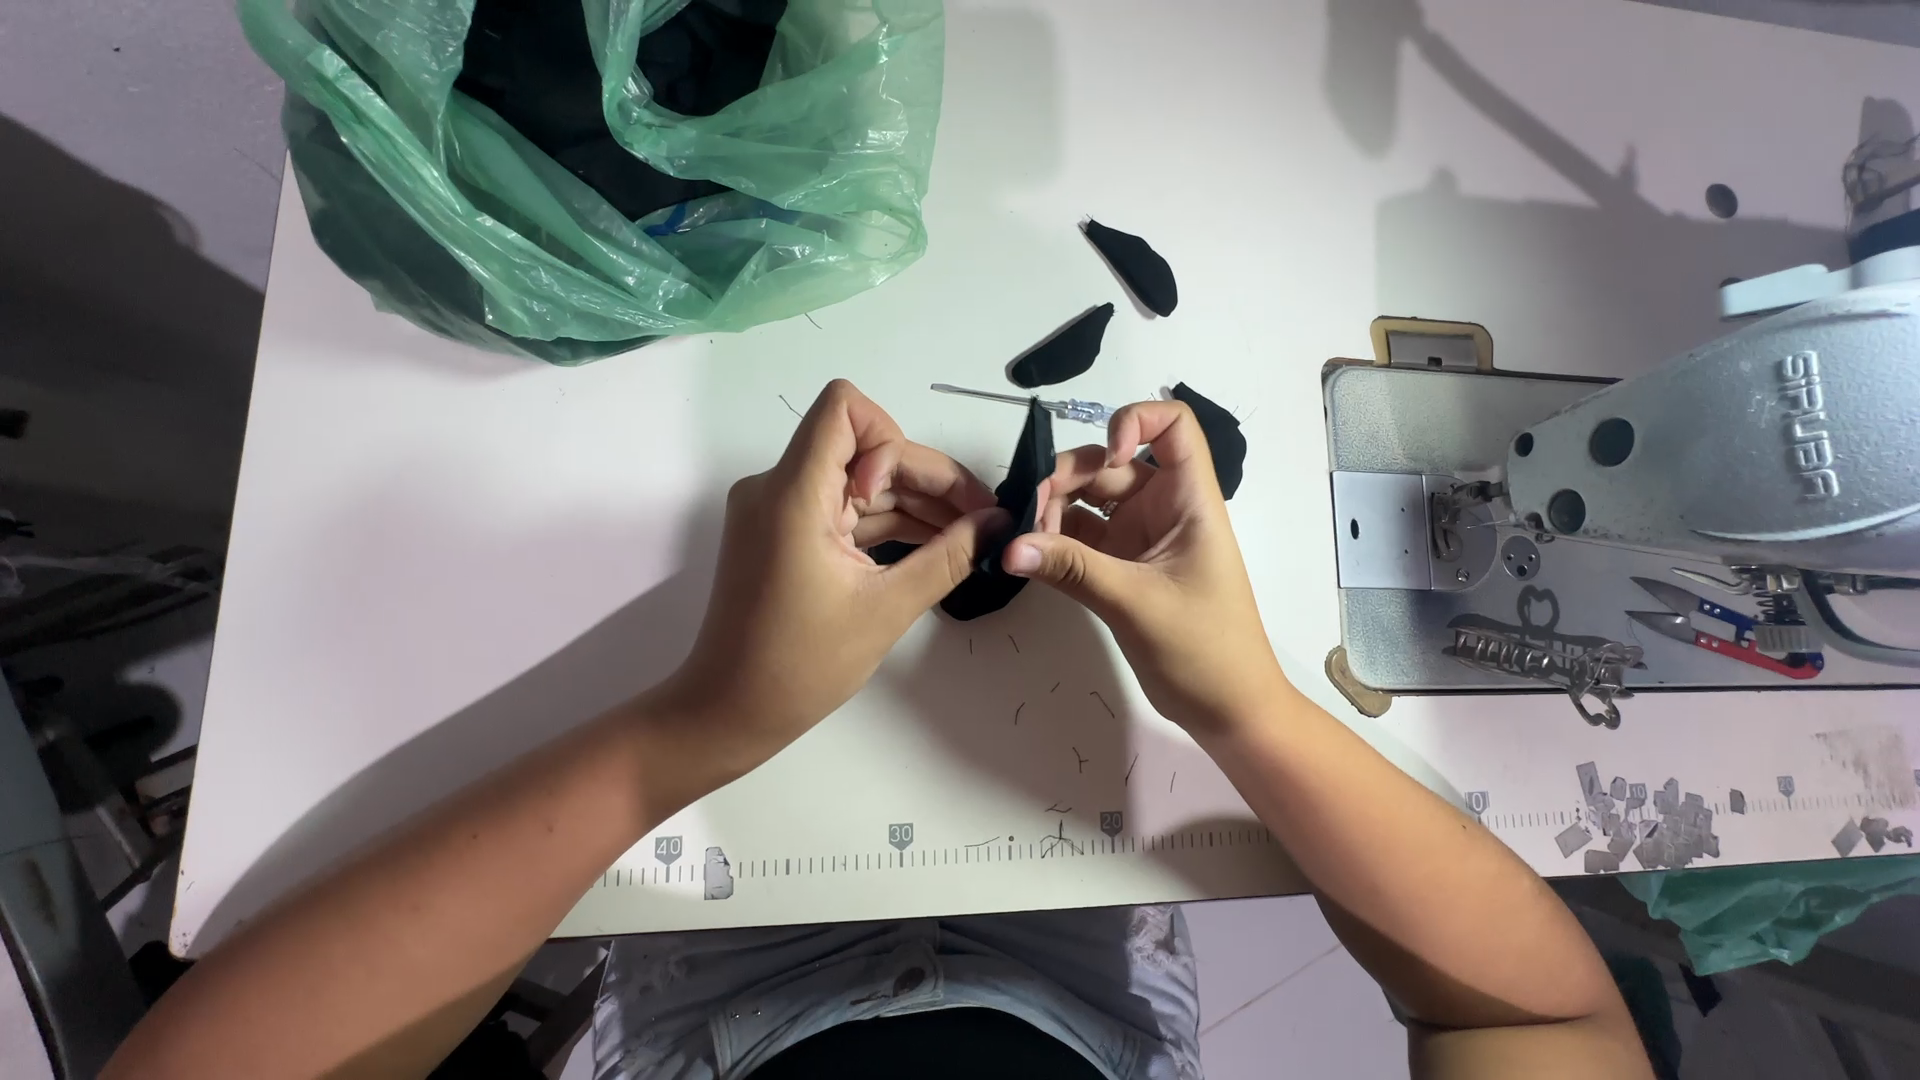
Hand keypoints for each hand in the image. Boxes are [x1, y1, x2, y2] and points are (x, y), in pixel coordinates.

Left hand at [657, 380, 1003, 778]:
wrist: (731, 710)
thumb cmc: (802, 666)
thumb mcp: (887, 608)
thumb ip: (948, 557)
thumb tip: (998, 523)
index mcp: (793, 494)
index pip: (844, 408)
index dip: (892, 437)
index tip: (910, 496)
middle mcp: (780, 486)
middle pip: (865, 448)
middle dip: (926, 477)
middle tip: (983, 517)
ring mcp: (781, 510)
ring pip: (860, 479)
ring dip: (915, 502)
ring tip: (970, 535)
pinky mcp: (787, 533)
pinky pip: (845, 510)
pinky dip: (887, 523)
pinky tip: (936, 545)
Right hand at [1002, 401, 1288, 734]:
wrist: (1226, 708)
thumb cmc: (1205, 648)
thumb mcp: (1136, 603)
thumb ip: (1073, 569)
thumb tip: (1010, 547)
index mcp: (1189, 500)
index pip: (1173, 427)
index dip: (1136, 422)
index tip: (1105, 456)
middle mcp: (1163, 509)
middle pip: (1111, 464)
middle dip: (1068, 477)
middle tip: (1028, 511)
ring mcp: (1140, 539)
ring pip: (1090, 501)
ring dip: (1055, 510)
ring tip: (1024, 537)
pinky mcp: (1121, 568)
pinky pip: (1081, 540)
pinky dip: (1055, 542)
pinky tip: (1029, 554)